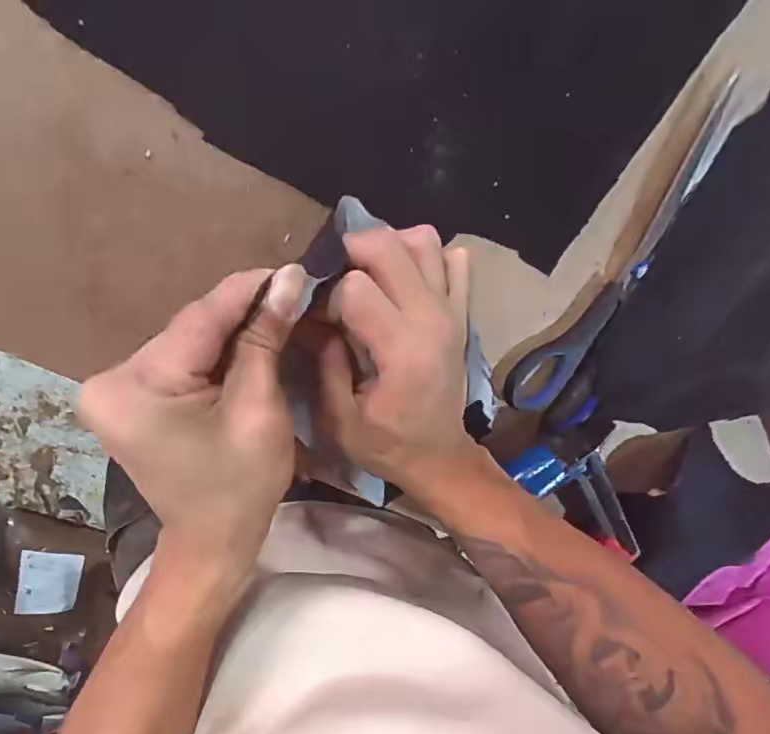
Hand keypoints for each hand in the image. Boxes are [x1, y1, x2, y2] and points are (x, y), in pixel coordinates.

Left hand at [79, 264, 308, 567]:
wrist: (209, 542)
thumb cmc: (238, 489)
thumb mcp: (257, 411)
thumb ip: (264, 340)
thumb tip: (289, 277)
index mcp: (133, 389)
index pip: (199, 319)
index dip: (248, 290)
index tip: (291, 269)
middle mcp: (109, 383)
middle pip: (189, 331)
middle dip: (241, 315)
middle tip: (291, 296)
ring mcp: (112, 392)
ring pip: (185, 345)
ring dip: (228, 335)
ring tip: (276, 318)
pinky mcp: (126, 401)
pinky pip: (177, 365)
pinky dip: (211, 358)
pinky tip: (246, 347)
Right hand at [310, 225, 489, 503]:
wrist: (438, 457)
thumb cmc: (385, 445)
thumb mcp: (339, 418)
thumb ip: (326, 363)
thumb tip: (308, 319)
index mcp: (400, 350)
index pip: (355, 287)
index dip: (326, 295)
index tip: (317, 318)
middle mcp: (431, 319)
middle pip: (390, 246)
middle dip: (350, 251)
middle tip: (331, 274)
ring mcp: (452, 310)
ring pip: (424, 240)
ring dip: (389, 245)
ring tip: (366, 271)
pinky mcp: (462, 311)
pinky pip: (452, 260)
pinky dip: (426, 257)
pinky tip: (402, 280)